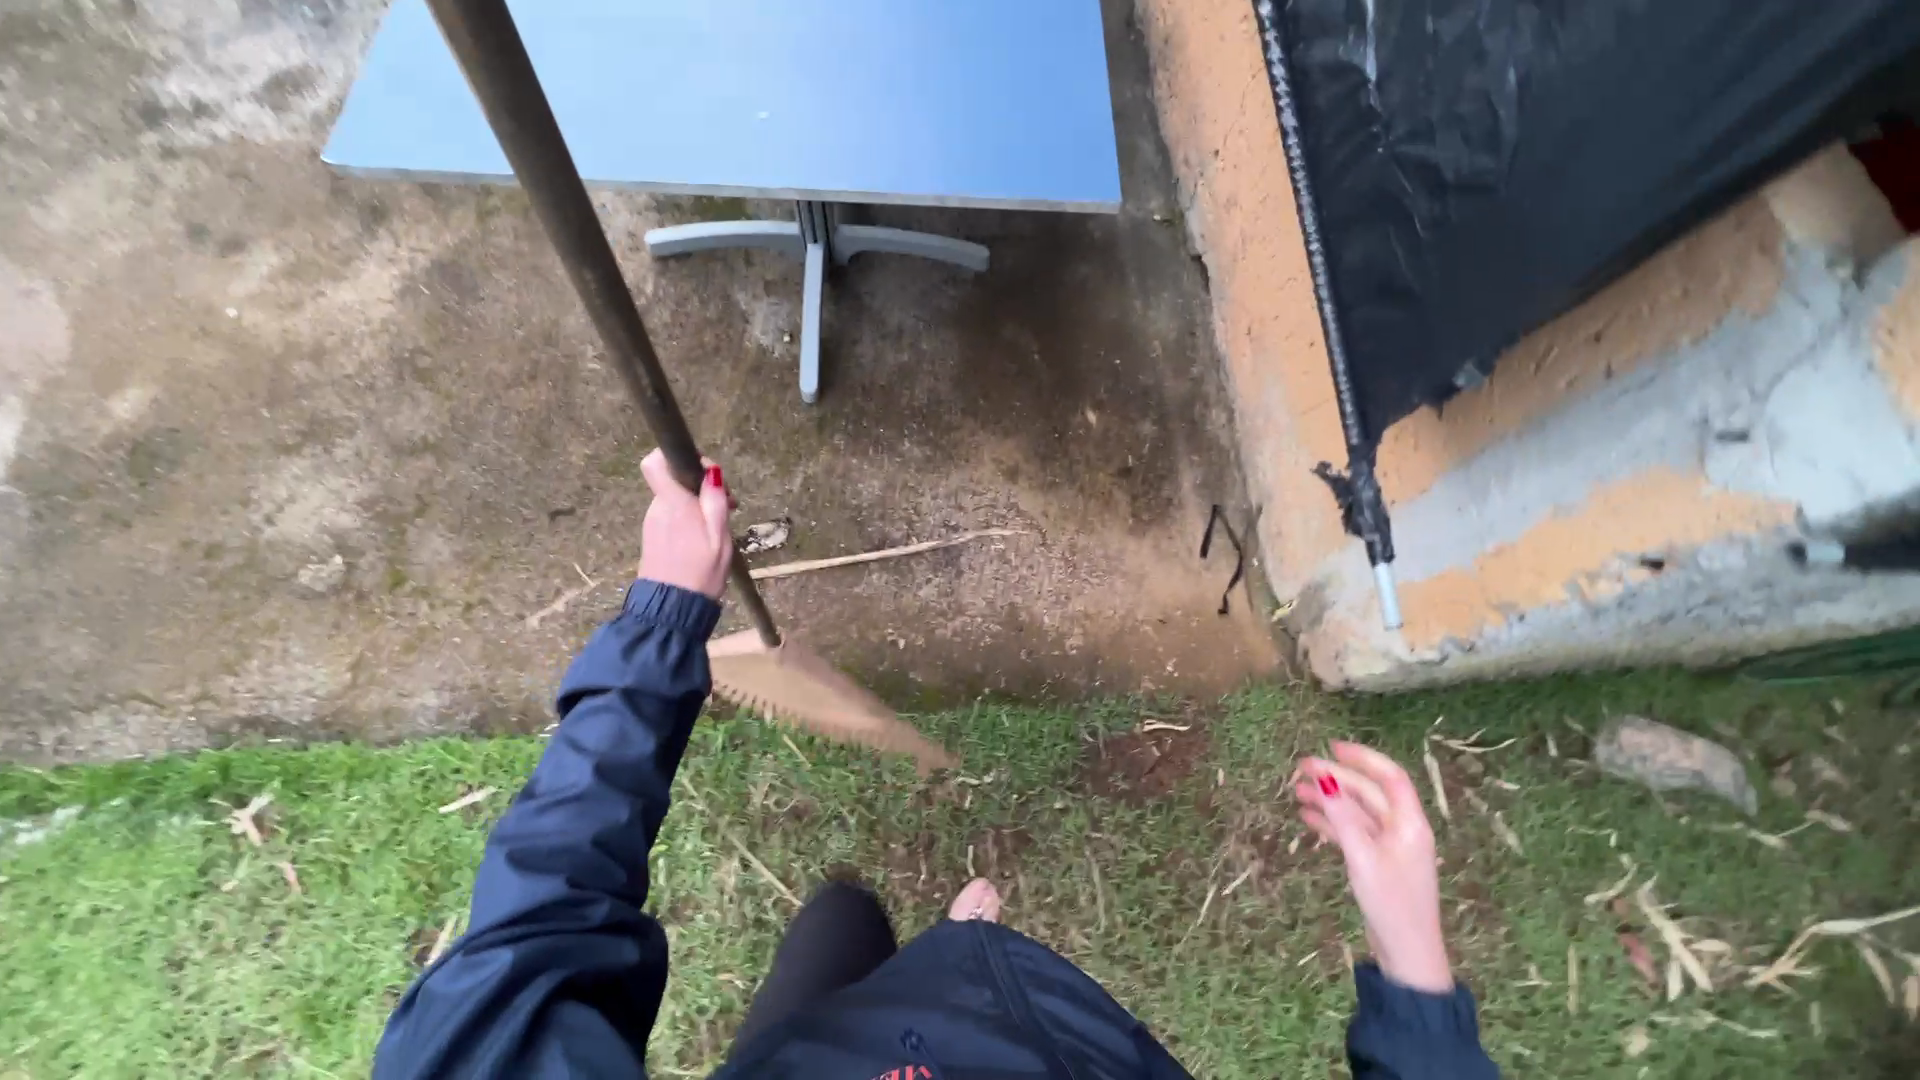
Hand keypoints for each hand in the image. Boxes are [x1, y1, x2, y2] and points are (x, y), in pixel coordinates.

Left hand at [635, 448, 731, 598]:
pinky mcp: (653, 536)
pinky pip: (672, 516)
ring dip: (697, 505)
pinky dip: (689, 519)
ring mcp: (652, 523)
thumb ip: (714, 502)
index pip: (655, 462)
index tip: (706, 473)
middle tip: (728, 506)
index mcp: (673, 504)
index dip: (677, 456)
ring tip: (719, 527)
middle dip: (700, 486)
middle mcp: (657, 508)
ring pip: (675, 499)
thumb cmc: (701, 572)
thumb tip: (711, 472)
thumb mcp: (719, 537)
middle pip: (674, 480)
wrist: (673, 609)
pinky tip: (704, 539)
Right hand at [1294, 741, 1452, 992]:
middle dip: (1336, 778)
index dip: (1363, 758)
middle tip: (1300, 768)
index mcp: (1409, 824)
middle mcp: (1402, 829)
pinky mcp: (1377, 861)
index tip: (1331, 746)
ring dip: (1329, 799)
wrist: (1407, 954)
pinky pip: (1352, 831)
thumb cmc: (1390, 903)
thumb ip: (1342, 817)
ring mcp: (1389, 846)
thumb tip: (1323, 780)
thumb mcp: (1362, 857)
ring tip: (1296, 790)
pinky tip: (1307, 817)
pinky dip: (1331, 821)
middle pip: (1368, 792)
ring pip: (1357, 811)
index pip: (1390, 777)